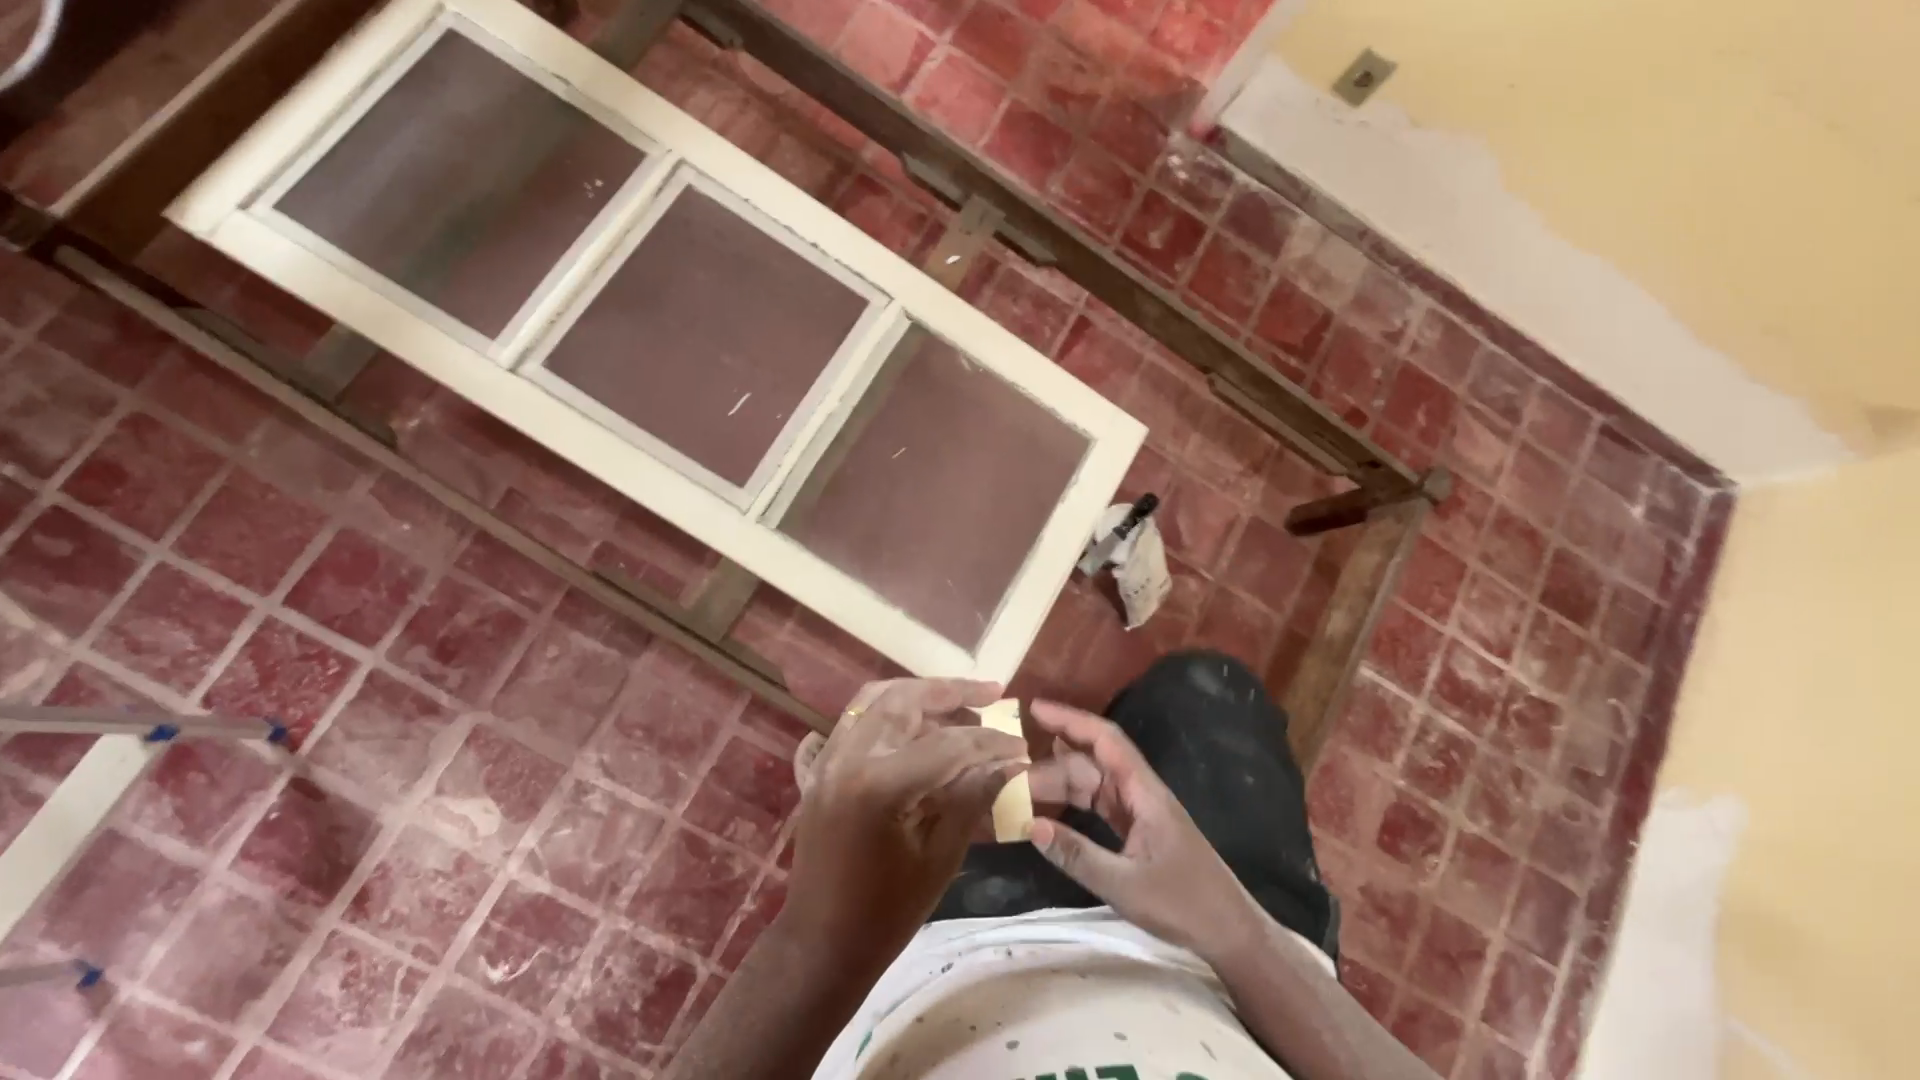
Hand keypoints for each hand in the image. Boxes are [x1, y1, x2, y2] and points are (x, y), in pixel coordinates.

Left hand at [782, 678, 1026, 967]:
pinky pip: (849, 724)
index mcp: (879, 784)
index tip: (1021, 746)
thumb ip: (972, 798)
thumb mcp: (940, 856)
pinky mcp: (817, 772)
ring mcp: (826, 761)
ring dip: (917, 696)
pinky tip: (907, 726)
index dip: (989, 742)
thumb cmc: (886, 913)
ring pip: (873, 701)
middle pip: (904, 700)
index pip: (947, 743)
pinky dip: (881, 715)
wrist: (821, 944)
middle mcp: (847, 759)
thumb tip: (1009, 762)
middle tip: (991, 694)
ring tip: (958, 705)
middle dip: (951, 692)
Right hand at [1025, 700, 1262, 960]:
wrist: (1230, 931)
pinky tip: (1047, 809)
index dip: (1071, 720)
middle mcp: (1140, 793)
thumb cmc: (1183, 904)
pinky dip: (1070, 804)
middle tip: (1007, 777)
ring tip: (1017, 790)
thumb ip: (1076, 854)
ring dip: (1058, 784)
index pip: (1105, 741)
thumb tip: (1029, 825)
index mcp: (1144, 793)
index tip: (1034, 709)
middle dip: (1050, 766)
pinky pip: (1098, 805)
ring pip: (1092, 784)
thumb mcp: (1124, 885)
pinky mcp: (1138, 831)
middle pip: (1090, 764)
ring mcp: (1140, 812)